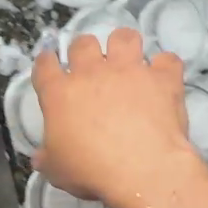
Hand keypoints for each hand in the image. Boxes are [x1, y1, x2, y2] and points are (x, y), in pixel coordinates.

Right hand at [32, 28, 203, 207]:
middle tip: (91, 68)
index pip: (45, 65)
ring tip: (127, 61)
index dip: (46, 62)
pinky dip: (164, 67)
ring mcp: (129, 70)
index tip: (50, 66)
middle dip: (85, 50)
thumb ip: (47, 157)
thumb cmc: (90, 170)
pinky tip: (162, 79)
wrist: (142, 169)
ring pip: (123, 37)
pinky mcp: (162, 77)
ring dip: (123, 46)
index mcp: (59, 93)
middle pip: (83, 43)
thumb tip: (40, 157)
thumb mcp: (56, 170)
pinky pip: (166, 59)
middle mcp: (91, 73)